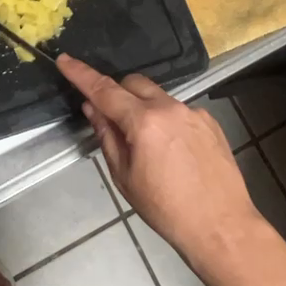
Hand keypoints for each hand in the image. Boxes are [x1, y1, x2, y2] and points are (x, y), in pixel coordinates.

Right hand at [59, 54, 264, 262]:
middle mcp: (170, 107)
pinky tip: (173, 152)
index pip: (105, 91)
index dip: (81, 74)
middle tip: (111, 120)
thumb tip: (93, 109)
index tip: (65, 60)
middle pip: (133, 83)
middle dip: (117, 93)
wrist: (221, 226)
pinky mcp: (210, 121)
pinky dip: (167, 121)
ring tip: (148, 147)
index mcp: (144, 122)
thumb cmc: (166, 209)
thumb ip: (107, 136)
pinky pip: (179, 111)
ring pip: (158, 96)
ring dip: (144, 109)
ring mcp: (193, 112)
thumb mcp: (125, 177)